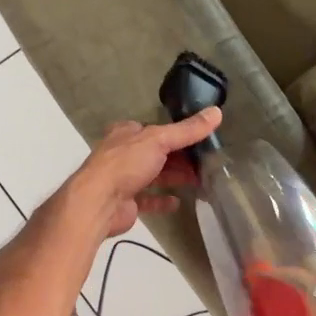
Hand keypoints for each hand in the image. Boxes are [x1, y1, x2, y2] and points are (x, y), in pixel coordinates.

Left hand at [51, 108, 221, 239]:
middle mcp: (123, 154)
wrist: (98, 202)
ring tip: (199, 181)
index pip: (155, 130)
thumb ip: (188, 130)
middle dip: (179, 158)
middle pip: (156, 153)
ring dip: (174, 177)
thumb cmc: (126, 164)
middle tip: (205, 164)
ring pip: (154, 175)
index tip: (200, 141)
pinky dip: (162, 200)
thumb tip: (217, 112)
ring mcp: (123, 179)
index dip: (177, 134)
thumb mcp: (159, 140)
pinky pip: (148, 199)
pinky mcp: (125, 202)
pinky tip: (177, 202)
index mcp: (126, 133)